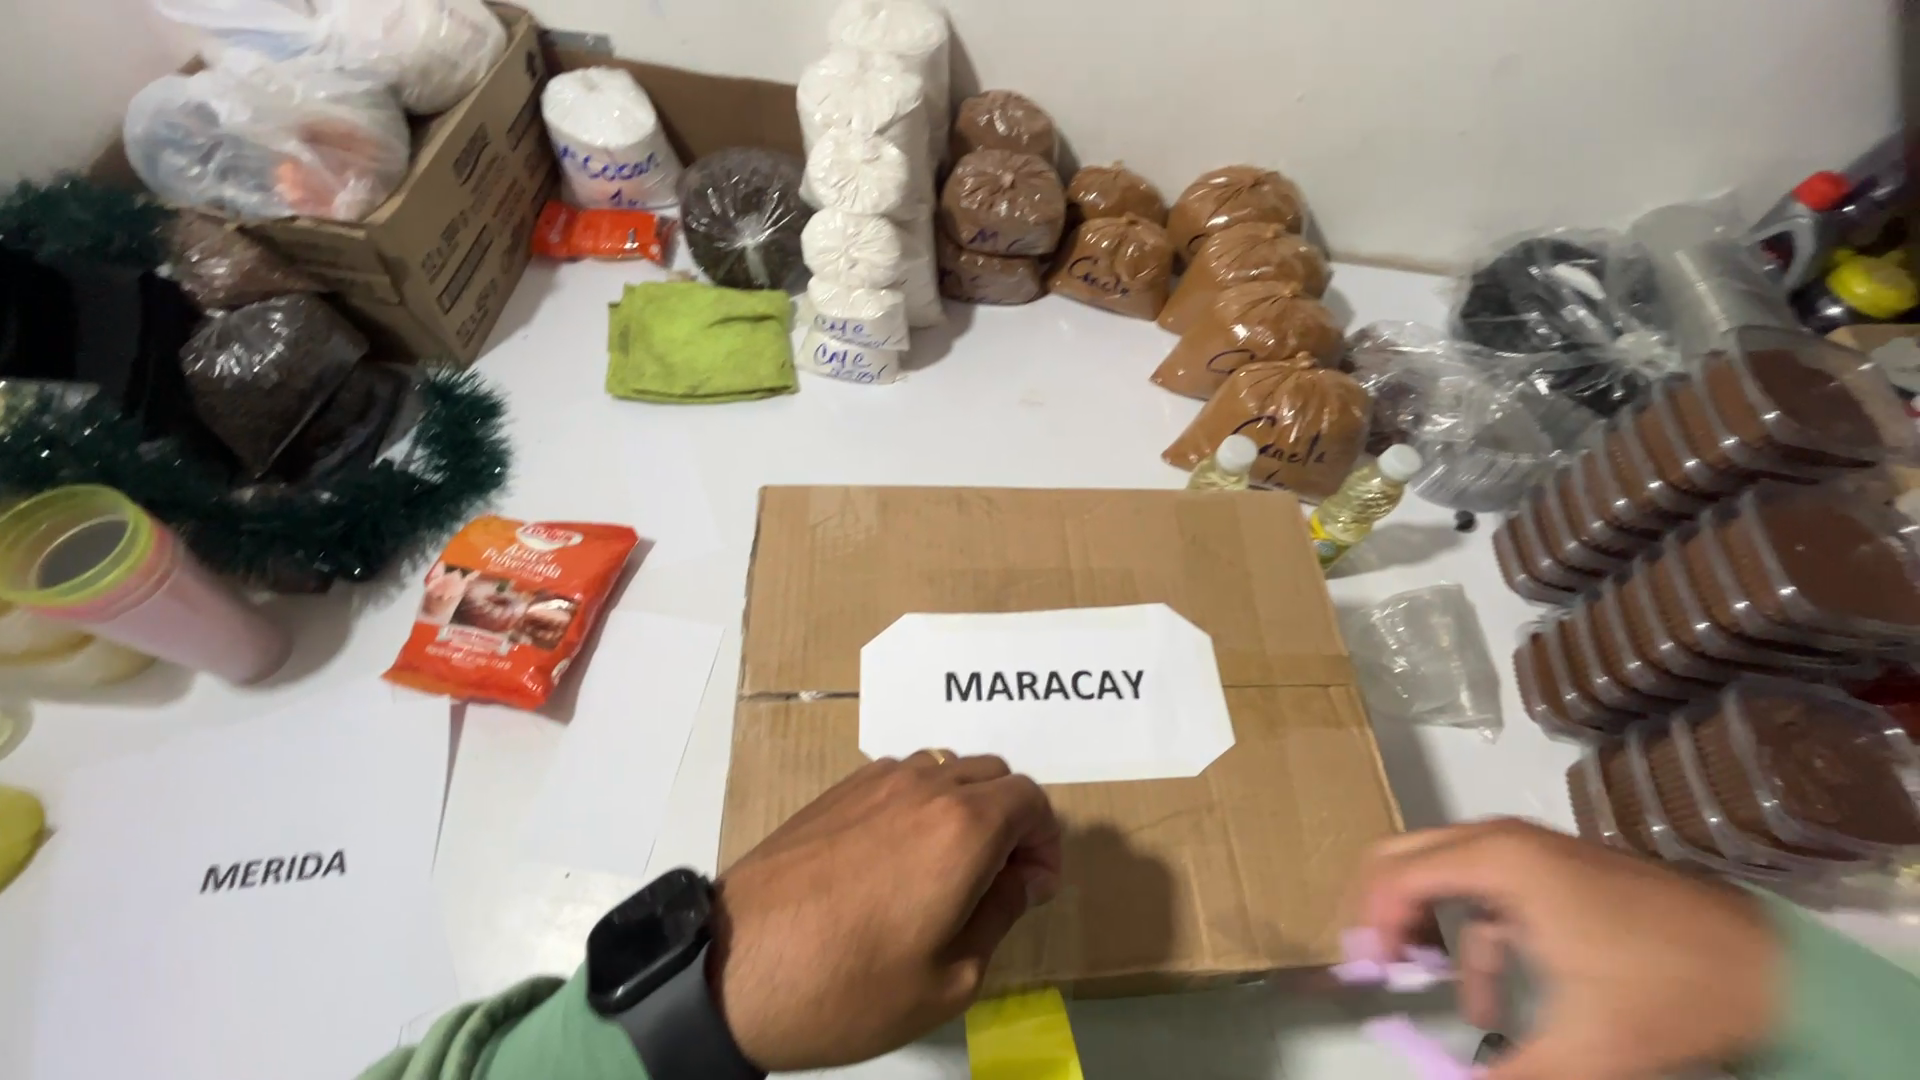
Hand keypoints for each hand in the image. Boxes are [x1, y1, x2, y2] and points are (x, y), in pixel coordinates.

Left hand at [707, 750, 1062, 1071]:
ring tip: (948, 865)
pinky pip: (902, 775)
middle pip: (994, 774)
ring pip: (947, 767)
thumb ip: (1000, 914)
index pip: (1031, 800)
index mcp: (963, 826)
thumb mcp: (950, 978)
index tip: (1033, 888)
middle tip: (999, 878)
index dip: (1046, 842)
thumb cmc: (852, 985)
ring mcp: (876, 780)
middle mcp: (925, 786)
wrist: (736, 967)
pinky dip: (922, 800)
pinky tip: (898, 853)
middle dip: (1012, 819)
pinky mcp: (838, 789)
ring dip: (967, 804)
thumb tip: (1021, 878)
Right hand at [1357, 819, 1781, 1079]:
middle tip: (1367, 964)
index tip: (1362, 975)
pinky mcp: (1546, 873)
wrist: (1778, 968)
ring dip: (1421, 929)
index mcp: (1494, 860)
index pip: (1394, 876)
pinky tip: (1484, 1002)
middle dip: (1378, 912)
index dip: (1368, 925)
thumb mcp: (1590, 1045)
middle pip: (1401, 858)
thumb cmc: (1670, 988)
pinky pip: (1478, 897)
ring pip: (1437, 875)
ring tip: (1417, 983)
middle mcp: (1496, 841)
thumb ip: (1514, 1075)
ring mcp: (1522, 852)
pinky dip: (1467, 941)